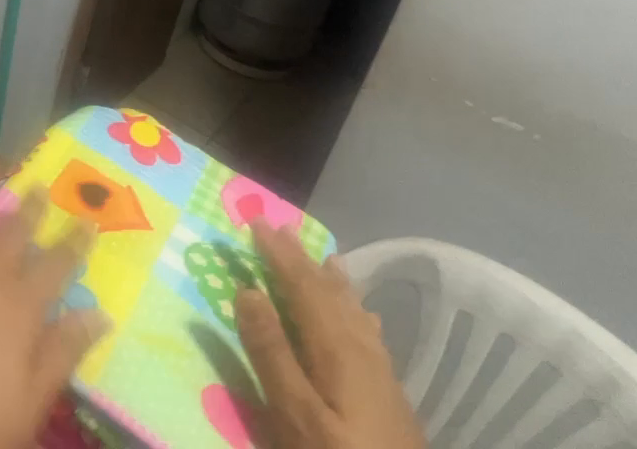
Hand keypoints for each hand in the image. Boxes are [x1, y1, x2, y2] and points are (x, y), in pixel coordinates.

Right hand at [234, 221, 425, 448]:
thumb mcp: (294, 413)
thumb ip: (271, 352)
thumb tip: (247, 291)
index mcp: (336, 348)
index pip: (303, 287)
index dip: (279, 254)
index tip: (257, 222)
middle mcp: (362, 350)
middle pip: (329, 294)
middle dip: (302, 260)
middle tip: (281, 228)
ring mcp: (381, 373)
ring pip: (353, 311)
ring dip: (332, 282)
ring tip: (325, 257)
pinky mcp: (390, 395)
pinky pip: (369, 332)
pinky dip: (357, 311)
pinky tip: (363, 316)